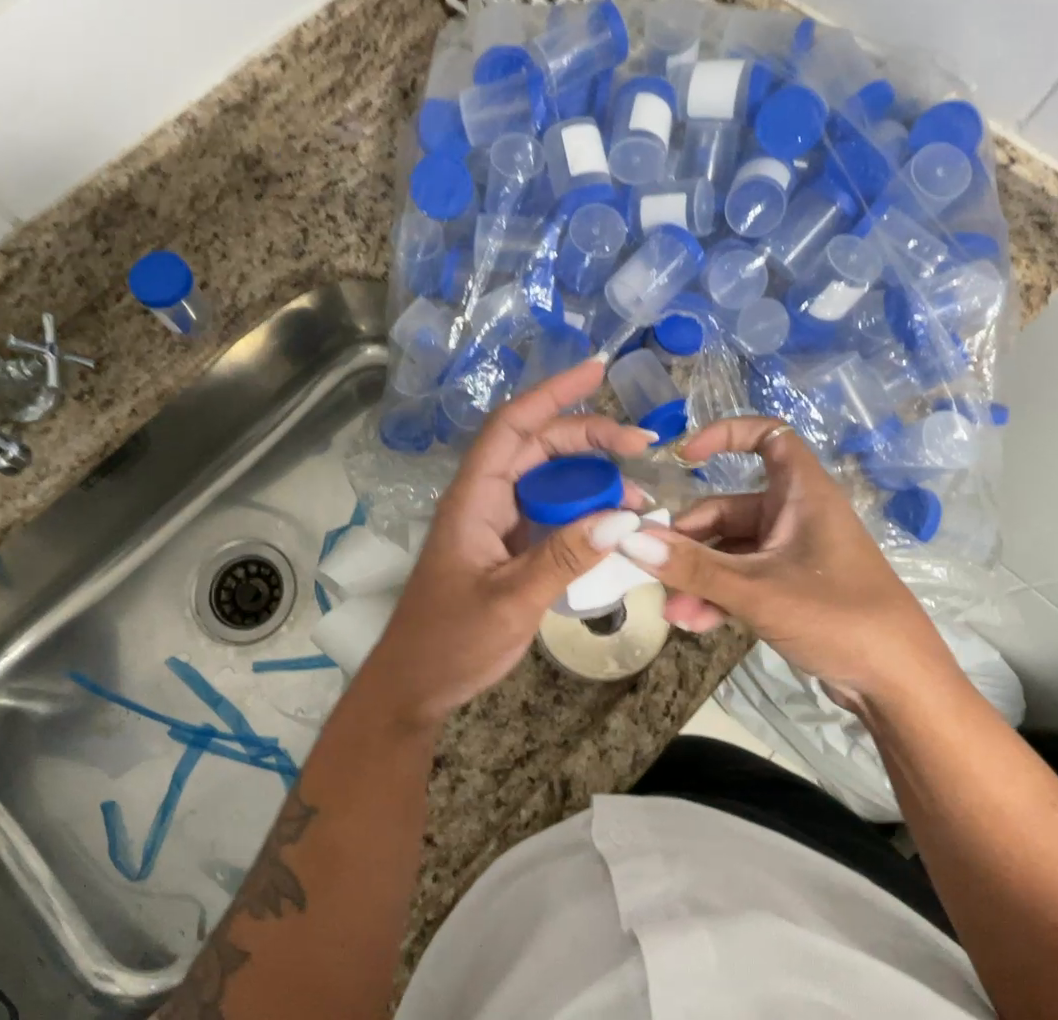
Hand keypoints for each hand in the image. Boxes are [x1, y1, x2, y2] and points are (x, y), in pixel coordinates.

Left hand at [359, 359, 656, 728]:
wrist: (415, 685)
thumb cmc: (449, 642)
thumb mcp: (511, 601)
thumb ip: (564, 559)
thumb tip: (623, 519)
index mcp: (473, 499)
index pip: (512, 427)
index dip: (552, 393)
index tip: (599, 372)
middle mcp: (484, 501)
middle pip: (537, 448)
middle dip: (588, 438)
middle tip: (642, 448)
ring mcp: (496, 526)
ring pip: (547, 482)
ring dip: (590, 480)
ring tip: (637, 496)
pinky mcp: (507, 551)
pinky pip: (550, 516)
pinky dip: (583, 514)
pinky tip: (614, 526)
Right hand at [614, 417, 952, 704]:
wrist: (898, 683)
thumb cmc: (837, 616)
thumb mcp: (756, 591)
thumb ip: (691, 567)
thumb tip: (628, 540)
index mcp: (803, 495)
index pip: (768, 437)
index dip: (726, 434)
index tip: (685, 457)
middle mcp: (797, 517)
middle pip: (729, 510)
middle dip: (690, 542)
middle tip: (655, 569)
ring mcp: (795, 555)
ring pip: (732, 552)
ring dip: (700, 578)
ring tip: (674, 614)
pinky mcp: (794, 590)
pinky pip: (744, 581)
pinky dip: (719, 597)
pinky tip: (694, 625)